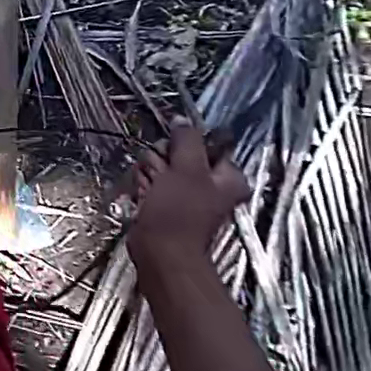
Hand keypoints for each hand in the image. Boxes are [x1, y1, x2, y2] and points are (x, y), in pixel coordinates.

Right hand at [126, 124, 250, 264]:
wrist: (160, 251)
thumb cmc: (180, 212)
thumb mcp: (188, 168)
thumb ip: (187, 139)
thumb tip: (182, 120)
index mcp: (227, 176)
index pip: (202, 142)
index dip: (184, 144)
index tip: (175, 154)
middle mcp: (208, 183)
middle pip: (176, 152)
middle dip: (160, 160)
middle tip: (161, 176)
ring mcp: (184, 193)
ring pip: (157, 164)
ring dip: (148, 174)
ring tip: (151, 191)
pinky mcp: (163, 202)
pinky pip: (148, 180)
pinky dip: (143, 186)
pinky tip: (144, 197)